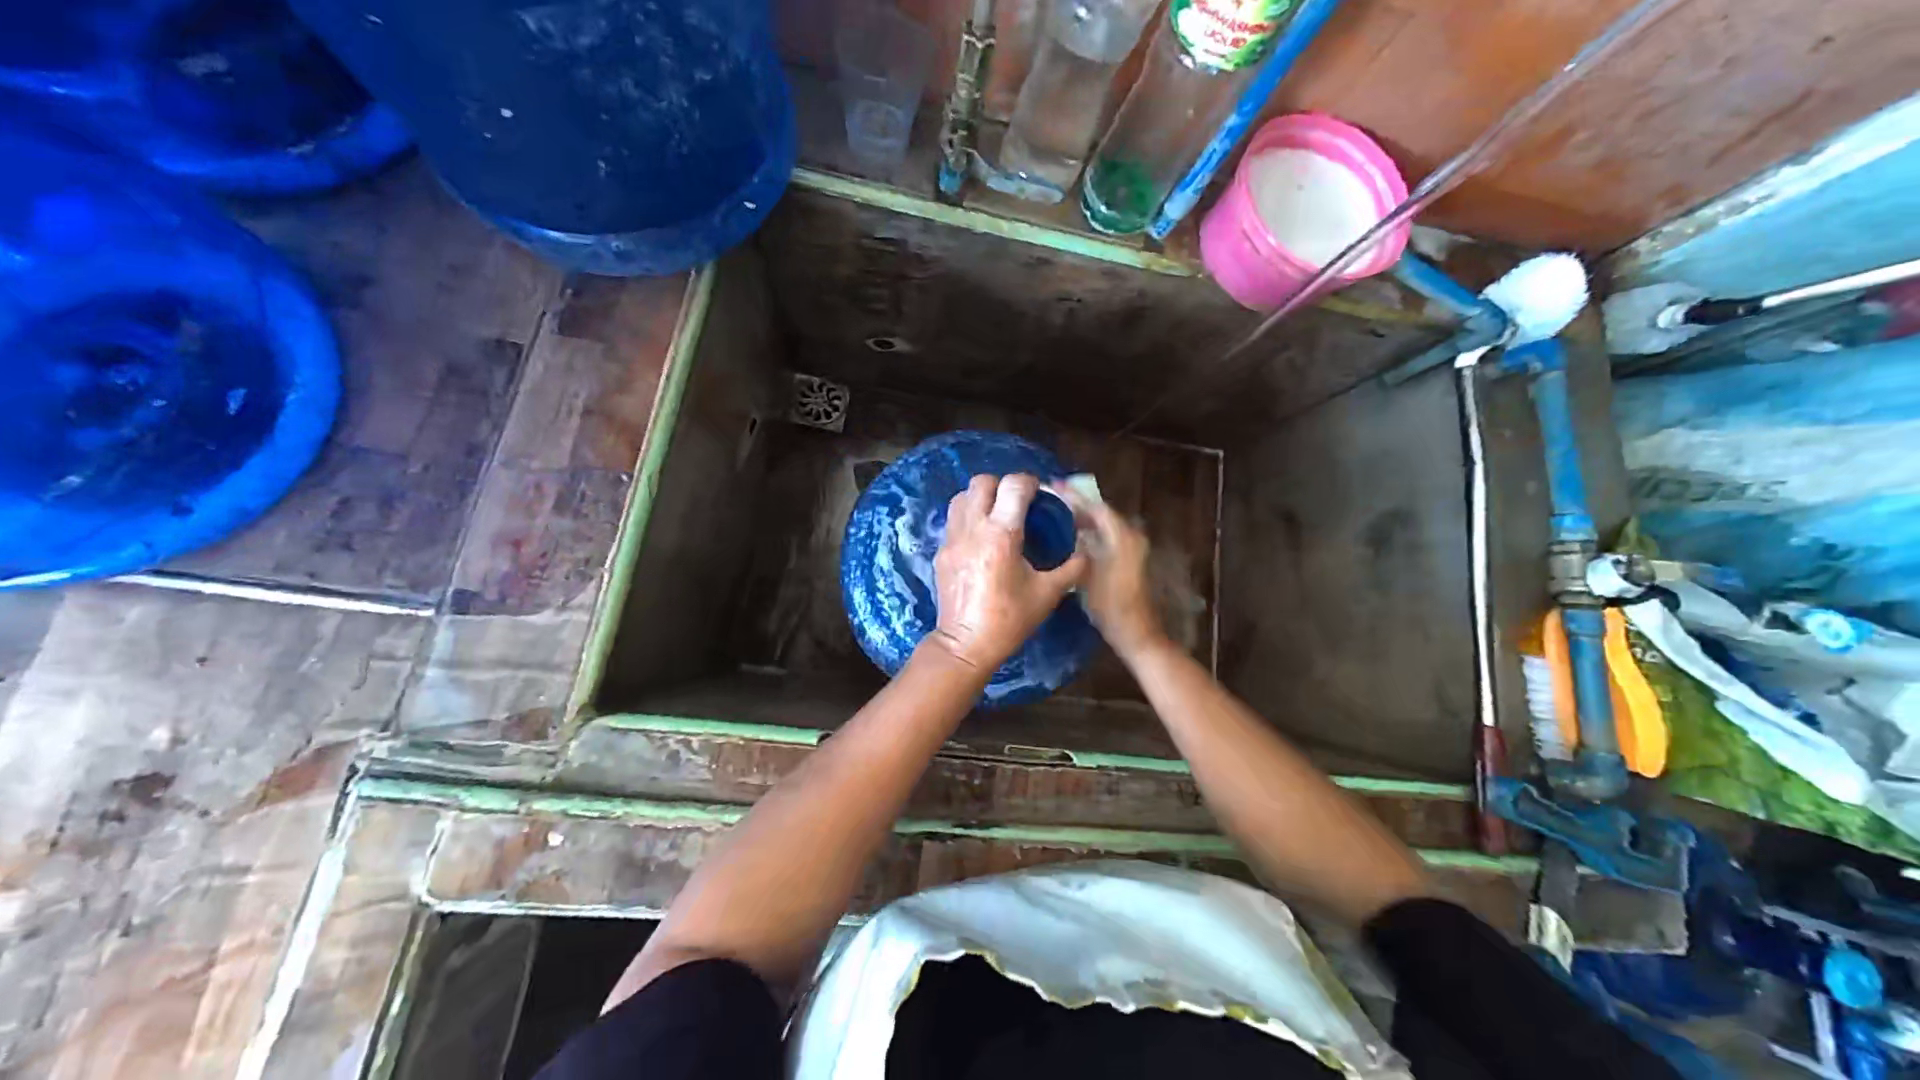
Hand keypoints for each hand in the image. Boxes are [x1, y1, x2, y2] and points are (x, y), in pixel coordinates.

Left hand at [927, 474, 1087, 672]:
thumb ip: (1071, 569)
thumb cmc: (1009, 619)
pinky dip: (967, 518)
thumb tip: (1086, 556)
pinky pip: (952, 520)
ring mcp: (952, 539)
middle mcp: (973, 528)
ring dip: (980, 498)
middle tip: (1016, 503)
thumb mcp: (1048, 594)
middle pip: (982, 482)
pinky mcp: (941, 552)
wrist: (966, 645)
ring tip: (996, 514)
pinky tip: (981, 537)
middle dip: (1001, 485)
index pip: (1014, 486)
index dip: (1030, 483)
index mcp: (1002, 534)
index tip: (1039, 494)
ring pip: (961, 497)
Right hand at [1060, 488, 1165, 659]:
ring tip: (1056, 514)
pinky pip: (1106, 535)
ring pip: (1103, 524)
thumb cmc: (1111, 605)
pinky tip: (1071, 536)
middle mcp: (1131, 536)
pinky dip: (1090, 531)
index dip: (1074, 495)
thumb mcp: (1088, 574)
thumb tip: (1070, 525)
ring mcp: (1132, 548)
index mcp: (1122, 536)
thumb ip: (1081, 544)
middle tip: (1050, 499)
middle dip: (1076, 504)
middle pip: (1100, 512)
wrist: (1136, 632)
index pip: (1096, 506)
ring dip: (1082, 518)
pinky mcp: (1128, 559)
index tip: (1052, 485)